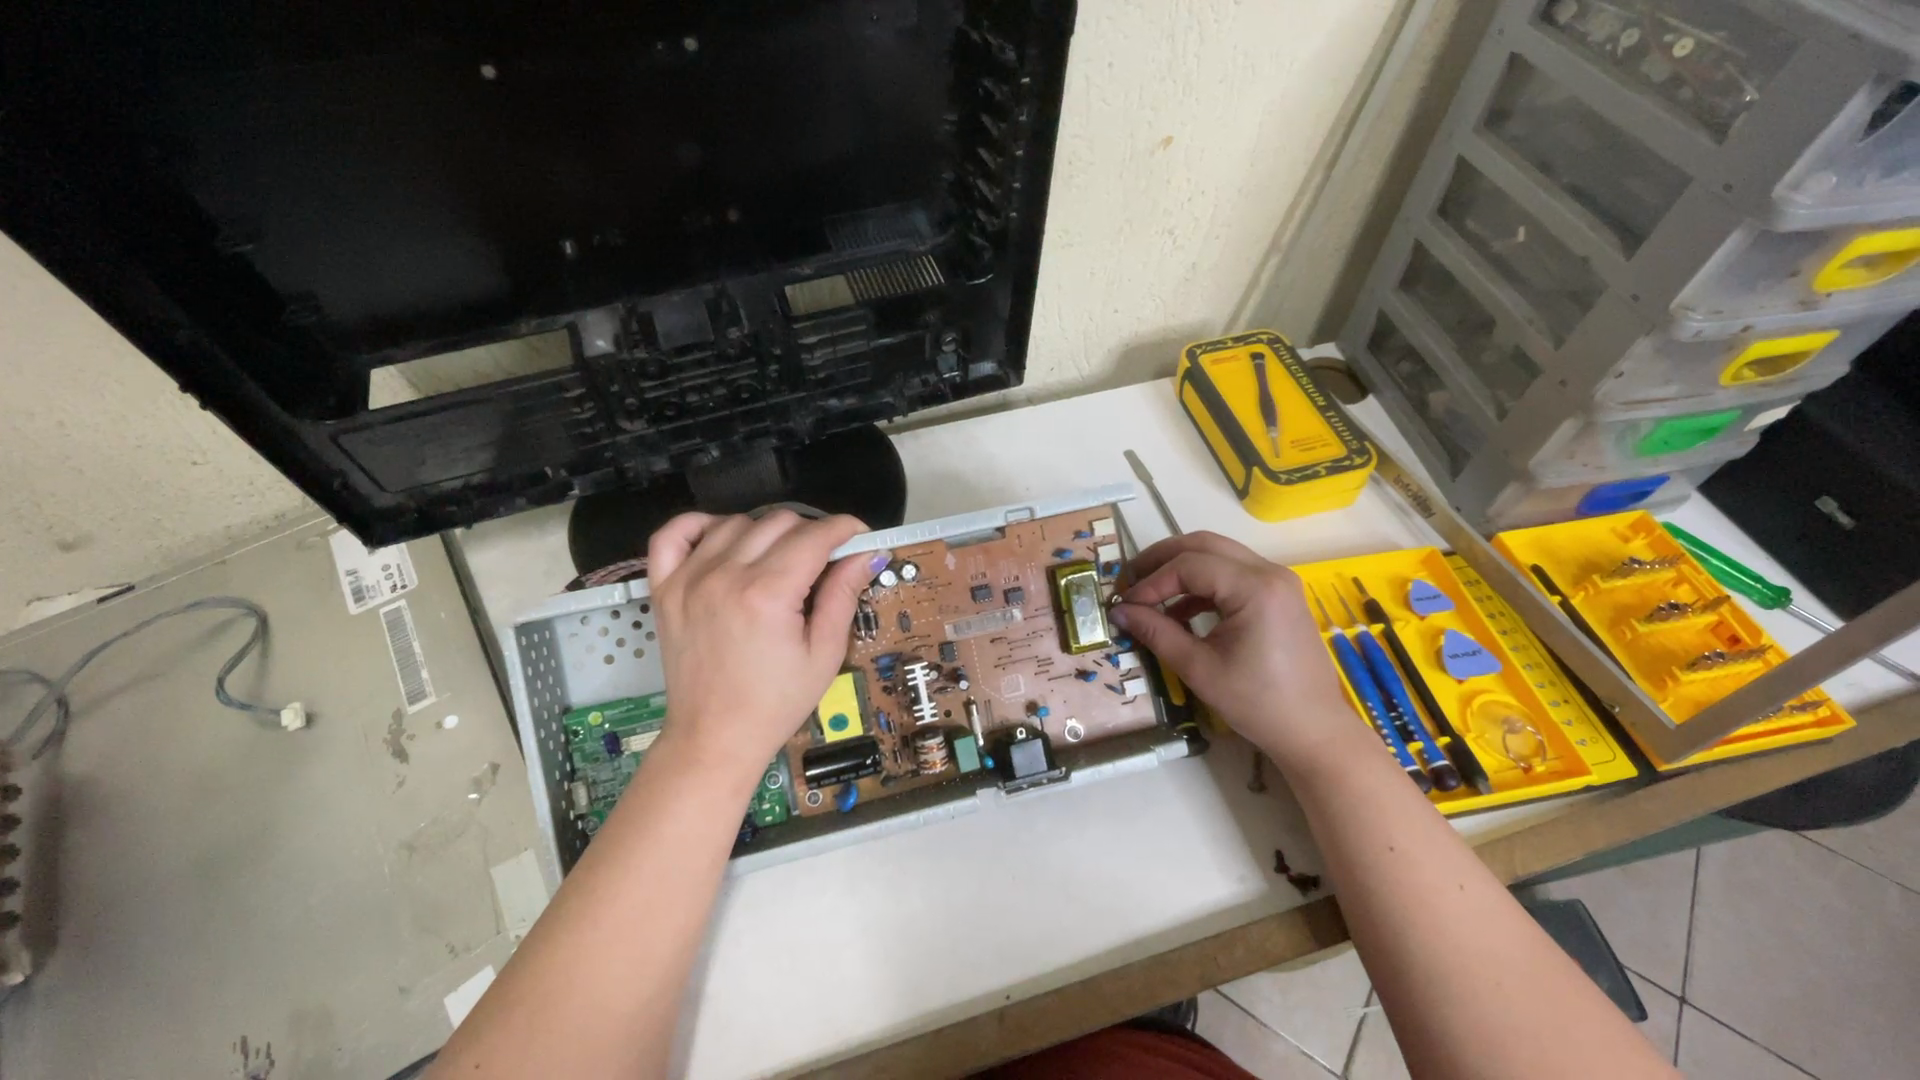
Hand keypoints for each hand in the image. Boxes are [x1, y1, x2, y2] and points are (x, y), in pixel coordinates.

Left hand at [646, 510, 885, 782]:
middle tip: (821, 561)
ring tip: (777, 561)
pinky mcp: (665, 589)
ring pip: (735, 522)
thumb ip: (843, 596)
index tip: (857, 536)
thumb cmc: (774, 703)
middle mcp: (725, 577)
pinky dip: (699, 526)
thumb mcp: (824, 654)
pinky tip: (722, 540)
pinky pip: (673, 534)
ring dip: (764, 532)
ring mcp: (689, 579)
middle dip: (810, 533)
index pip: (815, 536)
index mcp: (768, 594)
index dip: (844, 529)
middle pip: (778, 522)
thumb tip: (866, 554)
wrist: (715, 737)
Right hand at [1108, 533, 1365, 769]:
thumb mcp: (1199, 668)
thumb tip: (1119, 612)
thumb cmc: (1257, 703)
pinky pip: (1232, 574)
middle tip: (1128, 580)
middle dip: (1161, 560)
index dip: (1151, 581)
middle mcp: (1270, 573)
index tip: (1125, 604)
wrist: (1313, 729)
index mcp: (1255, 588)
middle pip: (1204, 545)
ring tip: (1149, 594)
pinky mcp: (1278, 595)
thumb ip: (1157, 633)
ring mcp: (1277, 581)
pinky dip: (1202, 584)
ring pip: (1218, 555)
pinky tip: (1179, 612)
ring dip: (1181, 569)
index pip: (1189, 565)